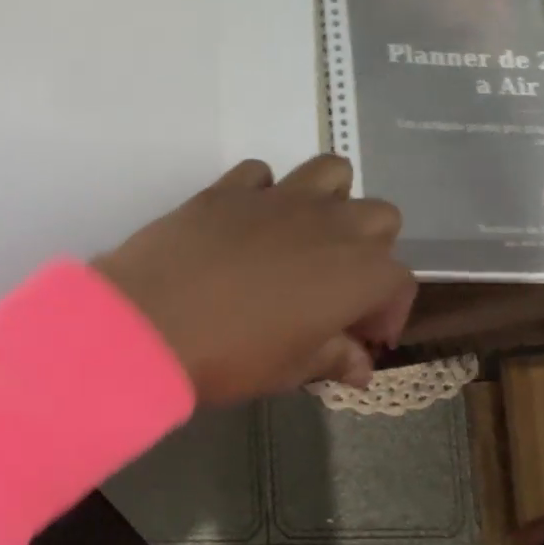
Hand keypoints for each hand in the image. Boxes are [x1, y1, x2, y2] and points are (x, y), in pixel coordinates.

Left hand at [92, 155, 415, 405]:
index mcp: (358, 273)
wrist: (145, 324)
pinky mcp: (226, 189)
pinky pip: (260, 173)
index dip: (385, 313)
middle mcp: (329, 224)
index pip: (398, 282)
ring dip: (327, 202)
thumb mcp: (287, 370)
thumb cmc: (226, 357)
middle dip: (366, 251)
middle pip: (377, 218)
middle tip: (333, 289)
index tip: (361, 340)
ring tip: (299, 242)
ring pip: (330, 173)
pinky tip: (242, 225)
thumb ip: (330, 358)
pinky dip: (261, 192)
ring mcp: (277, 199)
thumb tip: (358, 365)